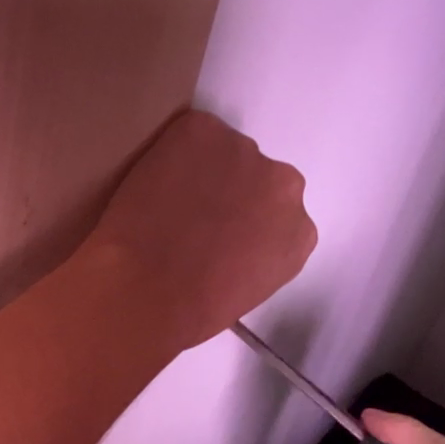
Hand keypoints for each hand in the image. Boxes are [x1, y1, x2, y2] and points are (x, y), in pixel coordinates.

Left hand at [83, 109, 315, 347]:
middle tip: (189, 220)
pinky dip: (169, 154)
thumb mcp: (245, 292)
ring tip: (165, 207)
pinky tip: (152, 189)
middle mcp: (285, 186)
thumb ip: (255, 254)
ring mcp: (245, 152)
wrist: (145, 292)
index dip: (242, 221)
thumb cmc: (189, 313)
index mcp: (299, 233)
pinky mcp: (203, 130)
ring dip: (199, 172)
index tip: (218, 235)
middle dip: (227, 192)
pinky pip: (187, 135)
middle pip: (255, 177)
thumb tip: (231, 239)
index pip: (276, 213)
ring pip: (221, 154)